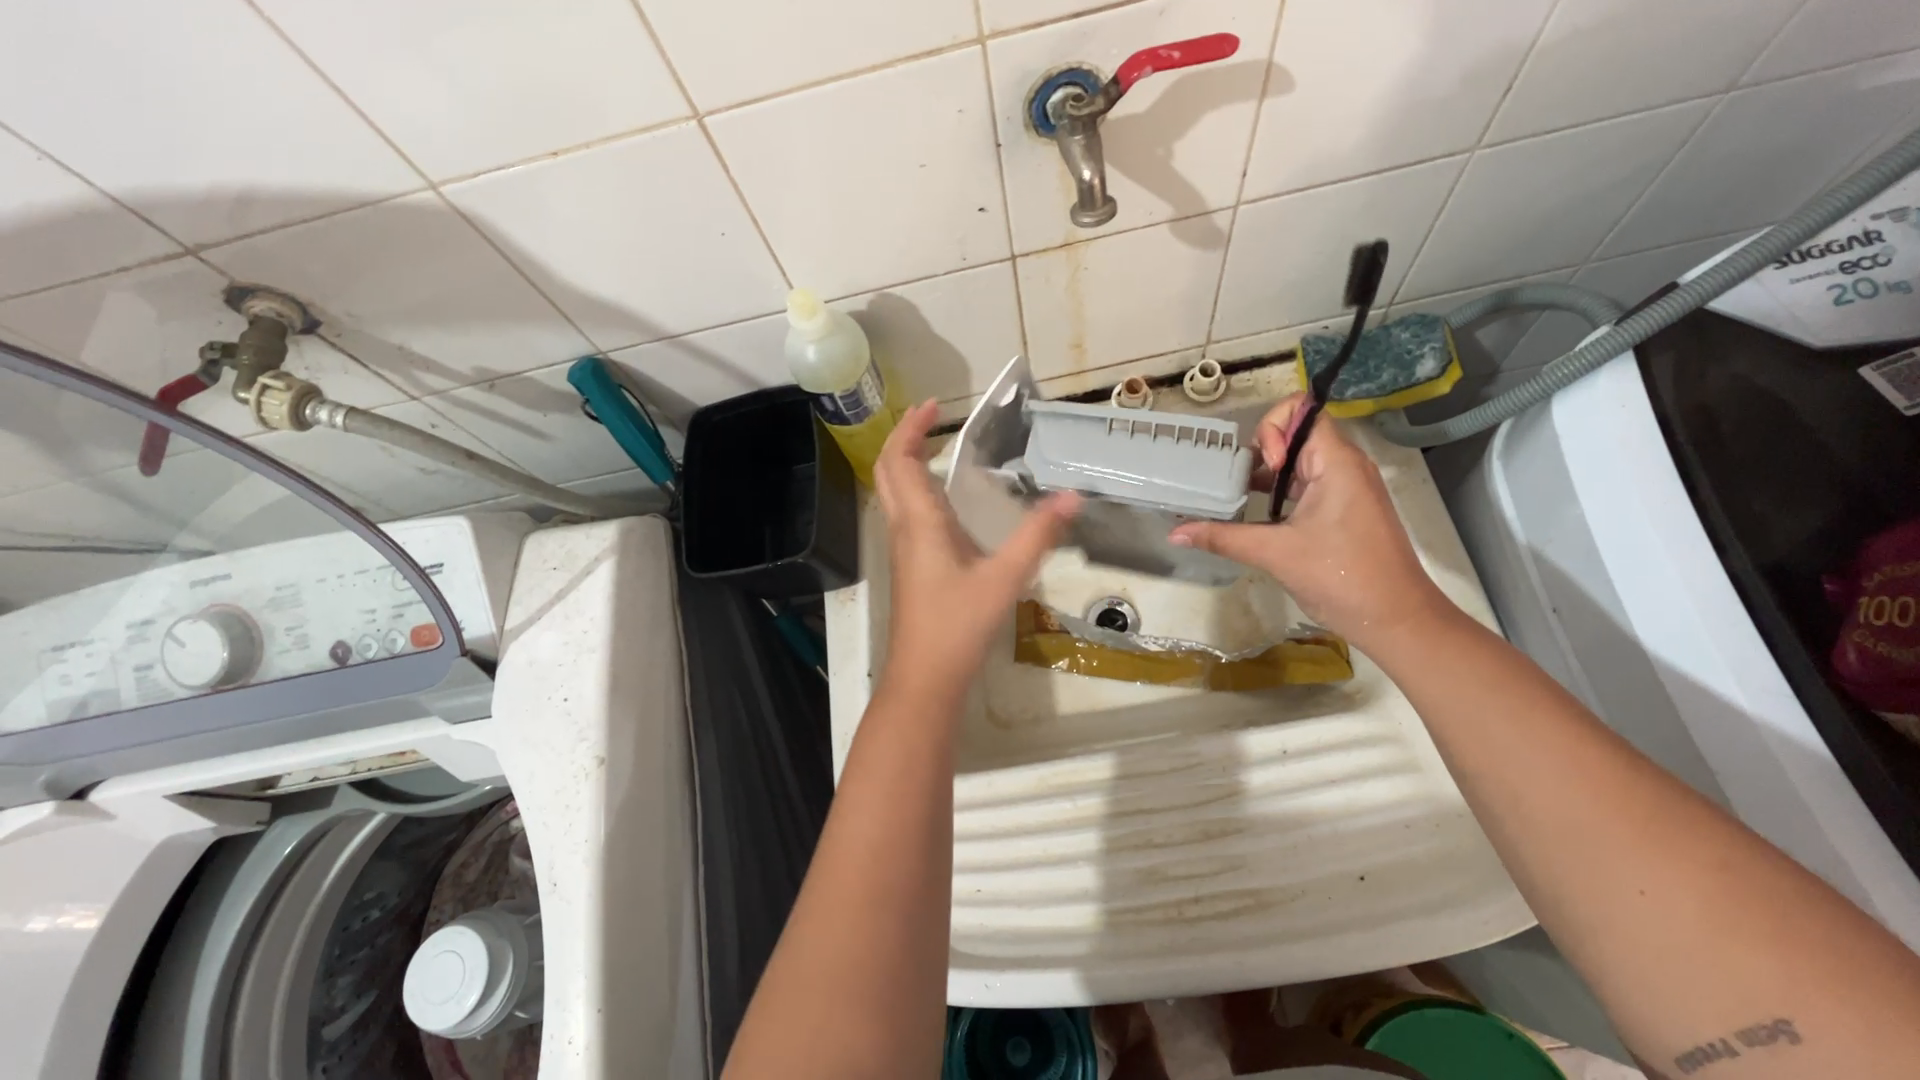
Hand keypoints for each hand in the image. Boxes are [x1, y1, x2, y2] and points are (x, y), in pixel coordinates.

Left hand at [874, 400, 1080, 697]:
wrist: (925, 678)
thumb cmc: (957, 626)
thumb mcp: (1005, 579)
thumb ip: (1038, 536)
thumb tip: (1071, 496)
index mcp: (920, 522)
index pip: (902, 461)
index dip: (911, 428)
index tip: (933, 405)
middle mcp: (905, 530)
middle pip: (889, 472)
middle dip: (904, 439)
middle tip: (931, 419)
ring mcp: (905, 551)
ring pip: (894, 495)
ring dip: (909, 465)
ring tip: (940, 450)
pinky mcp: (912, 570)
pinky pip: (908, 516)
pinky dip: (919, 493)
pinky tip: (951, 505)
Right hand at [1169, 394, 1450, 650]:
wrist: (1396, 619)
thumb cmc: (1342, 577)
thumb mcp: (1275, 554)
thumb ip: (1222, 537)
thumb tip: (1175, 533)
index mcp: (1336, 463)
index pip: (1302, 410)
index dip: (1273, 427)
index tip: (1265, 467)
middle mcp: (1346, 466)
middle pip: (1298, 432)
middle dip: (1263, 450)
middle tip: (1239, 482)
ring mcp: (1349, 489)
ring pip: (1302, 461)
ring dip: (1270, 474)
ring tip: (1239, 497)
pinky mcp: (1346, 510)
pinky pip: (1310, 485)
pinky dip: (1283, 493)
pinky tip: (1260, 518)